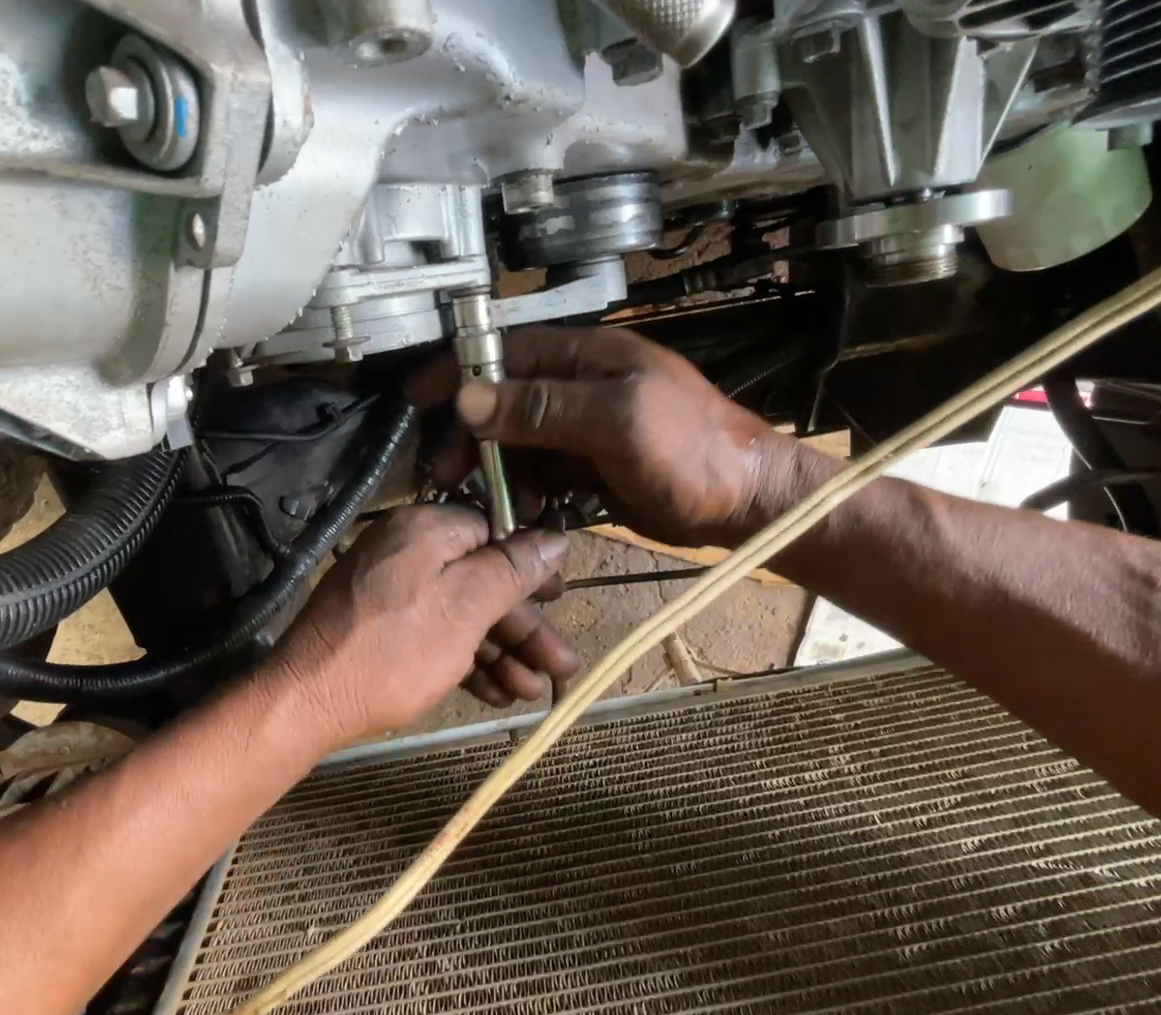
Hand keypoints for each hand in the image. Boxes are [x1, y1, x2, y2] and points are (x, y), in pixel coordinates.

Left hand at [272, 504, 579, 744]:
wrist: (307, 703)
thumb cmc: (395, 651)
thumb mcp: (466, 608)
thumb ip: (513, 569)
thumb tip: (556, 539)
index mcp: (426, 530)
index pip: (494, 532)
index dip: (532, 568)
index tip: (561, 599)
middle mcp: (408, 552)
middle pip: (482, 581)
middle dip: (525, 628)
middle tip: (562, 665)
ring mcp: (391, 591)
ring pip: (462, 614)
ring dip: (501, 652)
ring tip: (533, 692)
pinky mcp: (381, 628)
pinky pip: (435, 633)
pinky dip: (466, 660)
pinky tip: (496, 693)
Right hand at [433, 327, 829, 547]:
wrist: (745, 503)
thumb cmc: (690, 450)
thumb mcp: (619, 421)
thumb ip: (544, 408)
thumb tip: (469, 399)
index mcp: (585, 357)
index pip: (504, 353)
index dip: (457, 372)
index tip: (416, 400)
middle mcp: (577, 386)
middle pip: (501, 402)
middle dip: (469, 436)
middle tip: (443, 475)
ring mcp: (582, 430)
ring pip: (517, 444)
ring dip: (494, 471)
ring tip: (482, 504)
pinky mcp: (588, 468)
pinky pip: (540, 475)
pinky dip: (524, 493)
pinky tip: (522, 515)